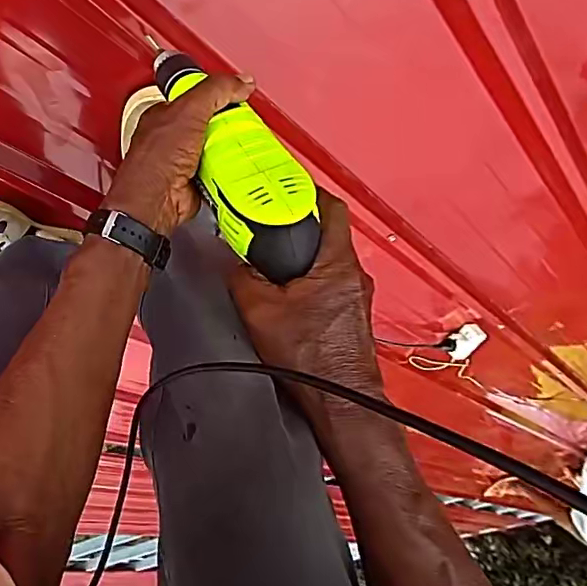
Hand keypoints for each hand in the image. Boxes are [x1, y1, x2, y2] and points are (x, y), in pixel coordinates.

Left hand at [102, 72, 252, 235]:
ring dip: (231, 148)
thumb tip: (241, 81)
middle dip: (229, 123)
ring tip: (239, 146)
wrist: (155, 203)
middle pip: (211, 122)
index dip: (218, 92)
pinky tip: (233, 167)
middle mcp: (173, 137)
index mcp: (165, 115)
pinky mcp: (197, 181)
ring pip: (219, 147)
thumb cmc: (154, 162)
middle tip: (241, 124)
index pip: (197, 95)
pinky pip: (222, 170)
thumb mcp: (188, 112)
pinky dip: (231, 170)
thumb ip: (214, 91)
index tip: (238, 93)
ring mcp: (185, 161)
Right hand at [227, 190, 403, 460]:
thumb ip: (242, 276)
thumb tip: (231, 259)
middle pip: (329, 233)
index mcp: (338, 264)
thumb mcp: (260, 310)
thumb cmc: (312, 359)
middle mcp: (354, 276)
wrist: (338, 400)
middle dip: (300, 225)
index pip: (332, 208)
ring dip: (304, 255)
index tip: (289, 186)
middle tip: (272, 222)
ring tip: (275, 258)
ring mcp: (355, 296)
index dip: (309, 191)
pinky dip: (309, 278)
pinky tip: (287, 293)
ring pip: (328, 260)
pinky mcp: (350, 314)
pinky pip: (330, 282)